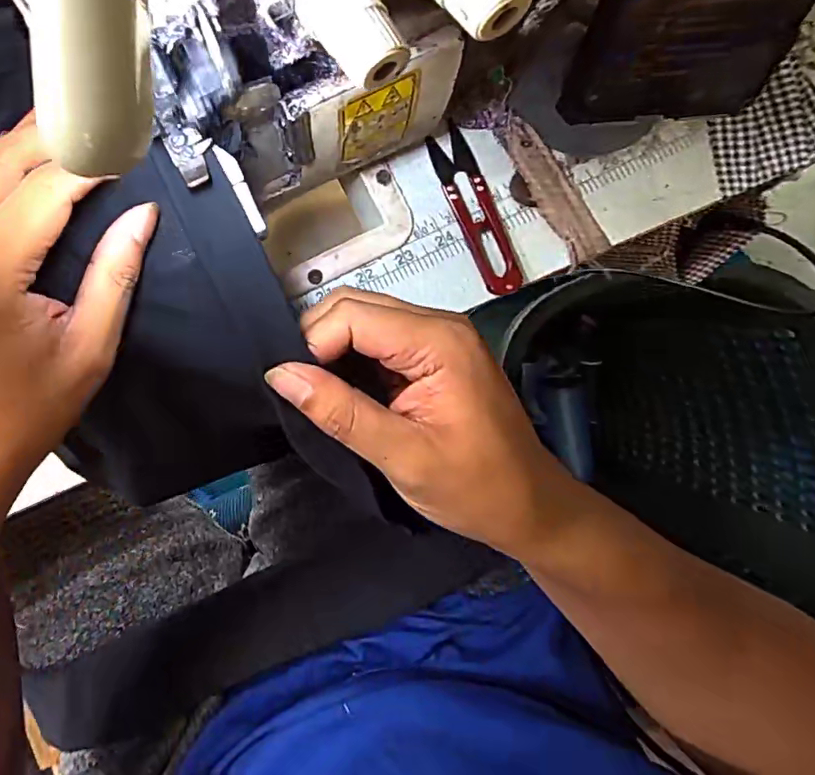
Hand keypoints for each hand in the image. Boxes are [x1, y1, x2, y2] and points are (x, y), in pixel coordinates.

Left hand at [0, 114, 156, 549]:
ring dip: (20, 152)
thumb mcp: (87, 352)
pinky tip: (26, 180)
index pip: (46, 186)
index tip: (126, 146)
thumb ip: (116, 273)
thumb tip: (144, 213)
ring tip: (69, 139)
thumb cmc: (20, 420)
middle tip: (98, 120)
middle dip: (51, 135)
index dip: (91, 158)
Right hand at [264, 289, 577, 555]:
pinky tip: (344, 390)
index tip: (300, 390)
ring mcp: (435, 334)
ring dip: (331, 348)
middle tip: (305, 391)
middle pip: (353, 305)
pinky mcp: (430, 350)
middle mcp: (437, 323)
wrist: (533, 509)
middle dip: (317, 340)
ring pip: (360, 316)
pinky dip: (349, 356)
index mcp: (437, 341)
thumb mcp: (403, 456)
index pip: (351, 314)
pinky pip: (375, 336)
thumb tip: (280, 376)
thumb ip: (339, 412)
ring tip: (321, 392)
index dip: (314, 345)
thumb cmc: (478, 488)